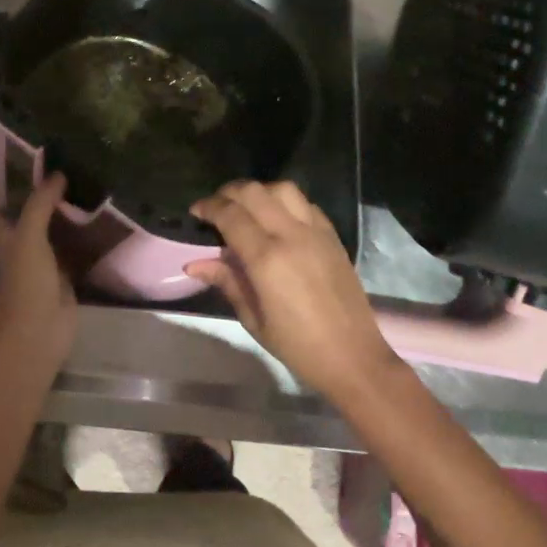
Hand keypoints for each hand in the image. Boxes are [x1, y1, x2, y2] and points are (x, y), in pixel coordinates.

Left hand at [0, 173, 76, 367]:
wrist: (40, 333)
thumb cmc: (26, 284)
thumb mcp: (28, 238)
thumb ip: (40, 205)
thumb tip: (58, 173)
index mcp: (8, 236)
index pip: (5, 205)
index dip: (13, 184)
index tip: (33, 160)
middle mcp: (26, 246)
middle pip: (36, 215)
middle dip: (49, 196)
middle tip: (74, 166)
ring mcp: (48, 263)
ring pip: (59, 231)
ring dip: (71, 215)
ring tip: (93, 185)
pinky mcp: (69, 278)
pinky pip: (78, 251)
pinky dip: (88, 238)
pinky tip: (105, 220)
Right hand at [186, 181, 395, 397]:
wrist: (353, 357)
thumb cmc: (297, 345)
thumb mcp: (253, 319)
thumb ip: (226, 281)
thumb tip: (194, 263)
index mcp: (267, 259)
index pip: (231, 215)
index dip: (208, 207)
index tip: (195, 212)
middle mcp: (291, 236)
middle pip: (254, 192)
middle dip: (228, 193)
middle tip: (216, 207)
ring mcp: (316, 233)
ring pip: (283, 189)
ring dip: (259, 192)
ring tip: (247, 208)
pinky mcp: (333, 237)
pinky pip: (306, 204)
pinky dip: (285, 202)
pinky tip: (277, 219)